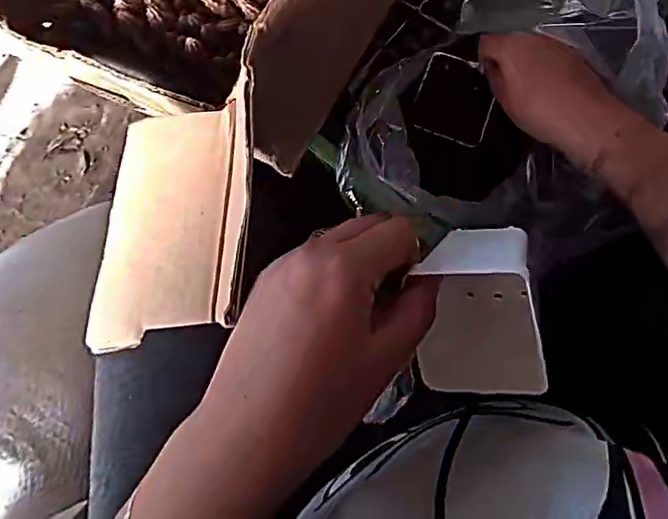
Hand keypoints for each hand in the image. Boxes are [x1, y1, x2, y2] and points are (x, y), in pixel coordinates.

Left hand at [131, 214, 437, 518]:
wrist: (241, 443)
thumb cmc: (306, 411)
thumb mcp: (387, 359)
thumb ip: (419, 306)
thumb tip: (426, 282)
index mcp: (343, 269)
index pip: (400, 228)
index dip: (417, 254)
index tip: (415, 280)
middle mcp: (310, 256)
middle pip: (371, 223)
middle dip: (390, 250)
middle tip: (393, 294)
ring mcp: (284, 266)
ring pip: (342, 237)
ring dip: (361, 259)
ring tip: (358, 312)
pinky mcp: (267, 281)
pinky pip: (315, 256)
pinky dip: (332, 271)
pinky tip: (329, 318)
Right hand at [479, 32, 643, 166]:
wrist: (591, 121)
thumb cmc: (544, 112)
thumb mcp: (506, 101)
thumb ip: (494, 77)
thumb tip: (491, 66)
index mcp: (512, 46)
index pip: (485, 43)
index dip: (480, 58)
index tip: (481, 74)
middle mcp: (534, 38)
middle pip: (510, 43)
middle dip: (505, 60)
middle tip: (505, 85)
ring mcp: (556, 45)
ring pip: (531, 49)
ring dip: (527, 63)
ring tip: (528, 90)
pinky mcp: (573, 55)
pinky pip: (549, 57)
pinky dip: (545, 68)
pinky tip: (548, 89)